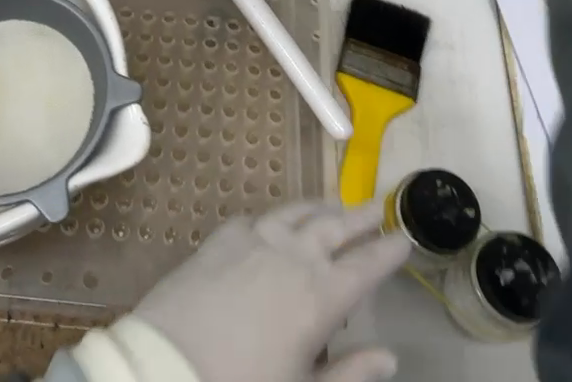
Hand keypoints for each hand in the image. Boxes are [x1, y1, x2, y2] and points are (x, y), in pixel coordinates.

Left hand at [132, 202, 410, 381]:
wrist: (167, 365)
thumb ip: (350, 373)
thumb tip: (389, 356)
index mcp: (322, 296)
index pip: (367, 265)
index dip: (389, 251)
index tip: (404, 236)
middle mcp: (294, 256)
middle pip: (336, 226)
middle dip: (360, 217)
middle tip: (377, 206)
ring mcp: (255, 239)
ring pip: (298, 212)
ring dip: (321, 208)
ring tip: (335, 206)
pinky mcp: (222, 237)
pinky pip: (257, 217)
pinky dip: (276, 217)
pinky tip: (277, 221)